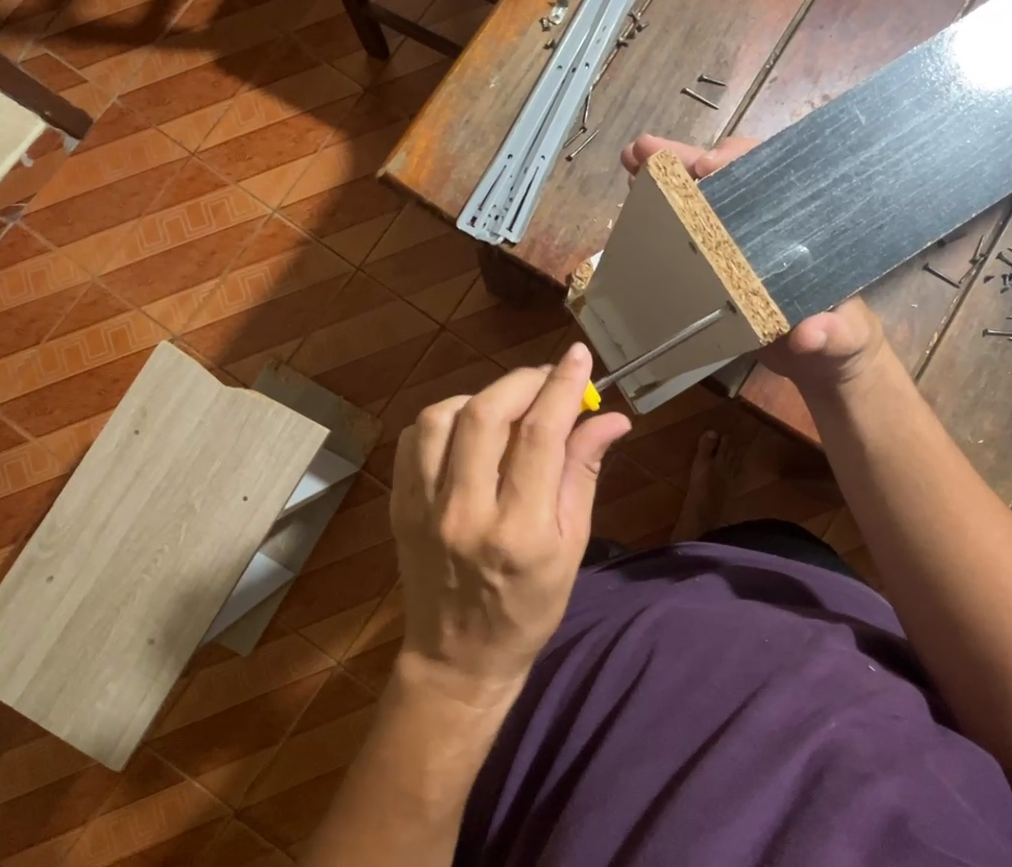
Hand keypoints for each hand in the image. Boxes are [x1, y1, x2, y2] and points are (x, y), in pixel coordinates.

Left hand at [391, 344, 630, 704]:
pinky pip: (414, 437)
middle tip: (549, 378)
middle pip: (487, 414)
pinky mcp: (400, 504)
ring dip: (481, 397)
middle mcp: (466, 512)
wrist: (457, 656)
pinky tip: (467, 427)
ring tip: (508, 407)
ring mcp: (423, 507)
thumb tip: (611, 418)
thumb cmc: (528, 608)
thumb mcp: (572, 547)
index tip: (578, 356)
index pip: (540, 435)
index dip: (562, 386)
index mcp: (520, 530)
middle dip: (524, 382)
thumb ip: (584, 473)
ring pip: (443, 417)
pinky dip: (444, 417)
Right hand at [620, 134, 886, 395]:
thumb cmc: (843, 340)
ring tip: (630, 161)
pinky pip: (688, 230)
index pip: (771, 177)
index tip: (707, 167)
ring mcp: (738, 241)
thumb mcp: (843, 337)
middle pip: (725, 180)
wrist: (823, 362)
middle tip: (643, 150)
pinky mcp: (717, 263)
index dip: (738, 163)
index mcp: (801, 226)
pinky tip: (632, 197)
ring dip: (665, 176)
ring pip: (701, 197)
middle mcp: (767, 223)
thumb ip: (833, 333)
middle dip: (684, 160)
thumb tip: (811, 333)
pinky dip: (660, 211)